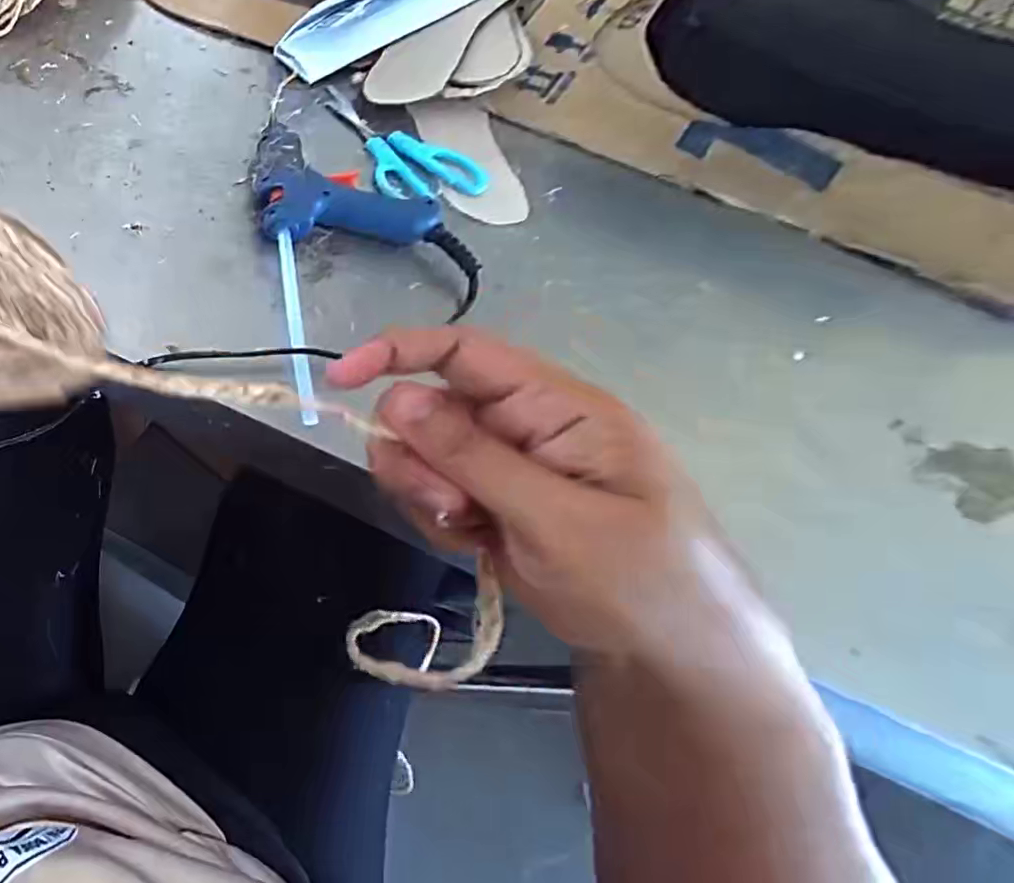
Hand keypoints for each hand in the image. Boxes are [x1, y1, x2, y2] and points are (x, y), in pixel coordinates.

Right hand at [327, 328, 771, 660]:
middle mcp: (518, 422)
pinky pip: (424, 488)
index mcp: (554, 406)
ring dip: (423, 491)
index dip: (396, 352)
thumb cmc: (646, 584)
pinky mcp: (481, 496)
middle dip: (417, 456)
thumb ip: (473, 456)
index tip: (340, 379)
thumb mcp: (557, 520)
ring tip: (468, 531)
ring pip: (414, 451)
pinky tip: (473, 544)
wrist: (673, 661)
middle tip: (448, 506)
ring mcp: (498, 462)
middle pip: (423, 407)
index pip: (461, 351)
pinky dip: (432, 516)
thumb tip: (396, 398)